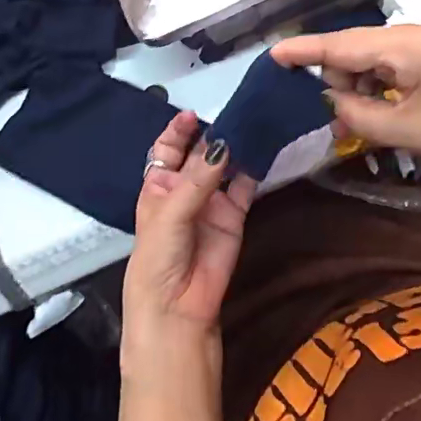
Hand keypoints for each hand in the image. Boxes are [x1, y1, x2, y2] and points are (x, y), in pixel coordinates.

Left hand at [122, 112, 256, 359]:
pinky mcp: (234, 215)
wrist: (178, 306)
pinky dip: (253, 169)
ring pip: (225, 166)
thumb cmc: (158, 256)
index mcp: (159, 184)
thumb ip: (198, 180)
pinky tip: (262, 151)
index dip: (178, 130)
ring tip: (250, 126)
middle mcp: (185, 188)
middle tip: (233, 114)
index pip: (168, 149)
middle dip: (213, 135)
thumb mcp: (170, 213)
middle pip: (200, 153)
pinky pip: (245, 186)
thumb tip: (222, 146)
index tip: (193, 113)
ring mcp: (211, 201)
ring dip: (235, 148)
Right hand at [269, 25, 420, 179]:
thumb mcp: (406, 129)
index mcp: (399, 44)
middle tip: (334, 119)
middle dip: (334, 81)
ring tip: (360, 123)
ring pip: (368, 62)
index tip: (269, 56)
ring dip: (356, 89)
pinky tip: (379, 115)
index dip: (300, 50)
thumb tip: (329, 101)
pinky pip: (388, 70)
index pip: (336, 44)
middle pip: (349, 51)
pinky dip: (376, 90)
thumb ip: (357, 113)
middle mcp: (407, 37)